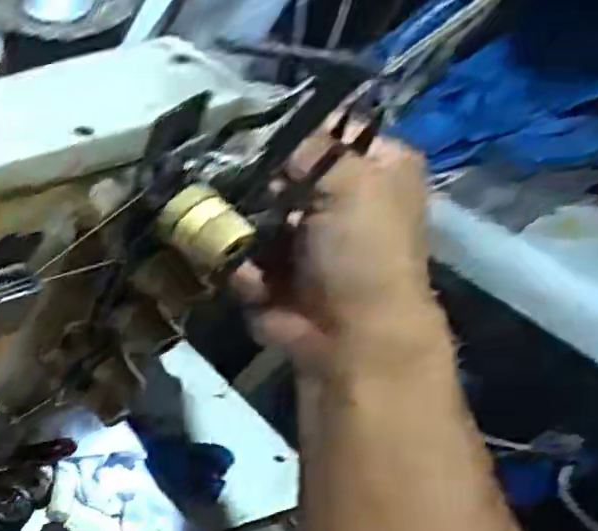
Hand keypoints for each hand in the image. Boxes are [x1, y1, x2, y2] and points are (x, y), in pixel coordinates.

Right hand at [233, 133, 452, 382]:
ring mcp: (293, 238)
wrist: (344, 331)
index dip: (288, 131)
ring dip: (235, 233)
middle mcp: (332, 198)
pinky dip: (238, 271)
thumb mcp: (349, 186)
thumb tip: (267, 132)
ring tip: (236, 244)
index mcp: (371, 167)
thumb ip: (311, 153)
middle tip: (225, 188)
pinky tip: (253, 284)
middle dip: (248, 186)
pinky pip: (234, 259)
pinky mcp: (262, 273)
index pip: (325, 132)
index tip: (246, 134)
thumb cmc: (362, 253)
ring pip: (245, 217)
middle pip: (275, 176)